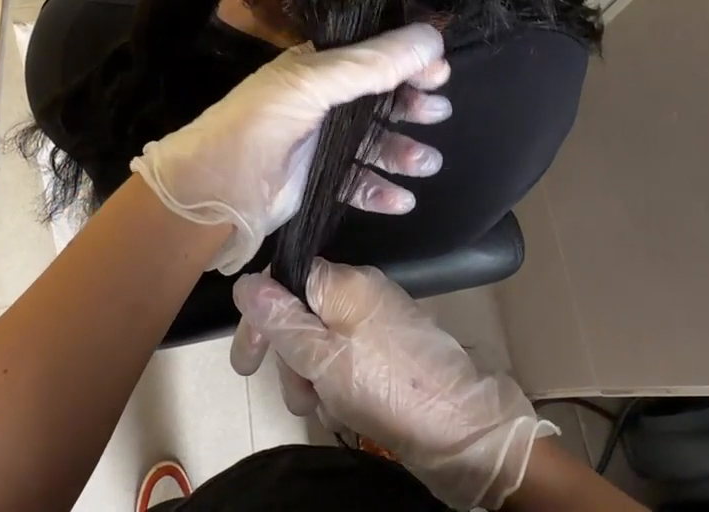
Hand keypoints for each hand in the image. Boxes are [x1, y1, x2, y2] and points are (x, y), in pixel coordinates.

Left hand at [129, 24, 451, 274]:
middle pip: (378, 99)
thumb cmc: (259, 124)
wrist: (212, 191)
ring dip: (403, 151)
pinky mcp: (317, 183)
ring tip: (426, 164)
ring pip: (374, 143)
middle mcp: (320, 101)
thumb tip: (432, 37)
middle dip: (410, 105)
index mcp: (314, 68)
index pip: (371, 55)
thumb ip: (372, 63)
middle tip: (438, 113)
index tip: (439, 71)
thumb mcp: (313, 83)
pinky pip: (359, 183)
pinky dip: (381, 189)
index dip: (405, 61)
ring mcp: (319, 144)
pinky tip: (401, 200)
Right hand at [231, 259, 555, 509]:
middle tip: (298, 397)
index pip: (285, 278)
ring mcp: (379, 321)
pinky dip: (338, 384)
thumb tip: (244, 282)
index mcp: (344, 281)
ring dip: (313, 379)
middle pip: (302, 313)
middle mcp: (361, 291)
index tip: (248, 361)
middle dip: (290, 359)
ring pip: (323, 343)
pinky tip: (345, 411)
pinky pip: (348, 359)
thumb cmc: (386, 388)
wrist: (464, 430)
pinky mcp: (392, 351)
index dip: (260, 317)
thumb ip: (281, 320)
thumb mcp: (322, 358)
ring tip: (326, 409)